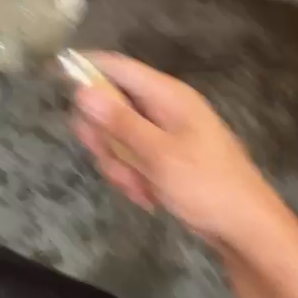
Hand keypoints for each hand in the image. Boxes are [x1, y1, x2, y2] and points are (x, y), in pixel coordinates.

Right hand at [69, 51, 296, 256]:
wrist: (245, 229)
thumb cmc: (206, 186)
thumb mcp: (158, 155)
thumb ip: (119, 122)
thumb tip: (81, 90)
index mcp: (166, 96)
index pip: (116, 67)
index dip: (84, 68)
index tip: (52, 75)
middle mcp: (163, 108)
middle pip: (109, 106)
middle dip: (103, 137)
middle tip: (111, 159)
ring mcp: (163, 134)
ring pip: (116, 137)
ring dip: (118, 164)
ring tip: (138, 186)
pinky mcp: (162, 158)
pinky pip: (130, 158)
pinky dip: (132, 177)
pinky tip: (147, 196)